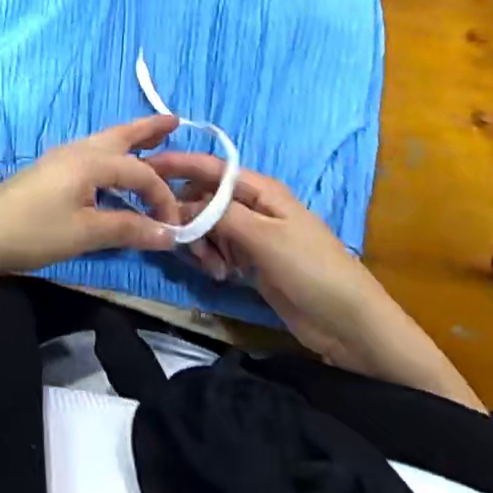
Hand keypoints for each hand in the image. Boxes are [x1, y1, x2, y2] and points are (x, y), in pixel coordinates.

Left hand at [0, 115, 183, 326]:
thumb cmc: (35, 232)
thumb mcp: (86, 234)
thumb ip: (129, 229)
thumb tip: (171, 233)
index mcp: (90, 160)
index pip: (140, 173)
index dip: (161, 197)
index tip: (173, 226)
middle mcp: (78, 151)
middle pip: (120, 136)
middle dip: (148, 130)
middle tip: (174, 121)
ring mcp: (61, 158)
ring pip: (104, 143)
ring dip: (130, 140)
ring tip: (152, 138)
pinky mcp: (51, 170)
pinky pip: (93, 155)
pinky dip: (113, 155)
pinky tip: (115, 170)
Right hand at [151, 154, 484, 410]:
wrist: (351, 327)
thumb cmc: (313, 271)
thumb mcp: (265, 238)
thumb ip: (221, 214)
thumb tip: (183, 202)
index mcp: (260, 189)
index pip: (209, 167)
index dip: (176, 164)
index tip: (141, 169)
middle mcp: (253, 205)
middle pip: (203, 197)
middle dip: (187, 215)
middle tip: (182, 242)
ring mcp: (252, 234)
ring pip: (206, 225)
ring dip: (200, 242)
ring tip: (212, 268)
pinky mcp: (251, 261)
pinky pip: (217, 249)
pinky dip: (211, 259)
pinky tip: (220, 276)